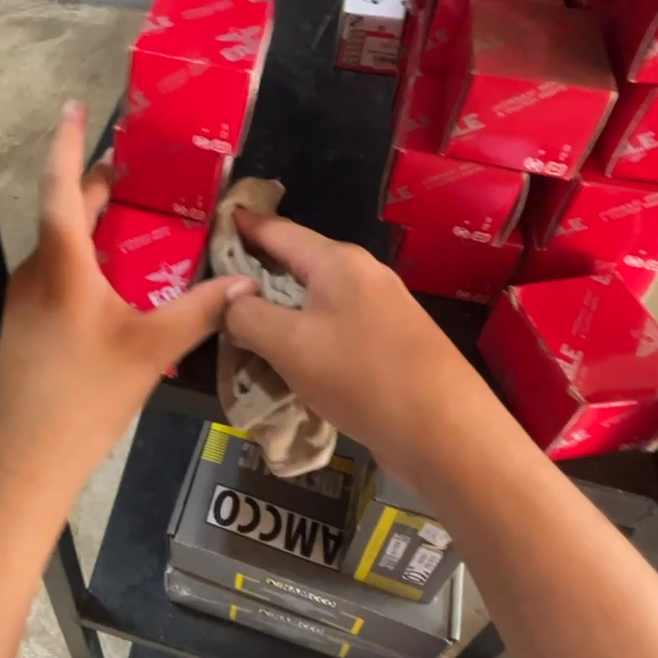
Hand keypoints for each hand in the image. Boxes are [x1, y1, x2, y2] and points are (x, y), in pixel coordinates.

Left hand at [0, 101, 253, 496]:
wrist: (26, 459)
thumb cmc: (85, 397)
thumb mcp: (150, 350)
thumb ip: (200, 312)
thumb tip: (245, 284)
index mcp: (61, 266)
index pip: (61, 188)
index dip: (68, 144)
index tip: (74, 106)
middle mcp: (37, 272)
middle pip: (64, 213)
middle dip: (95, 185)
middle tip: (135, 169)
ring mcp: (27, 299)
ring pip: (61, 246)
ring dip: (94, 225)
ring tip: (135, 217)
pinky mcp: (28, 323)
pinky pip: (59, 273)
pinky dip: (87, 258)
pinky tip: (119, 279)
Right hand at [222, 211, 477, 474]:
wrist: (447, 434)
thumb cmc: (362, 376)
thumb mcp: (289, 344)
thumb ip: (246, 315)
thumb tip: (230, 299)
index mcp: (335, 261)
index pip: (275, 230)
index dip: (240, 226)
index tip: (210, 223)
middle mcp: (360, 273)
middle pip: (295, 263)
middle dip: (254, 274)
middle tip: (211, 288)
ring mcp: (379, 307)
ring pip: (312, 299)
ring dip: (277, 311)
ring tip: (239, 328)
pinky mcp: (388, 341)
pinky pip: (332, 326)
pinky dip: (303, 336)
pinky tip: (286, 360)